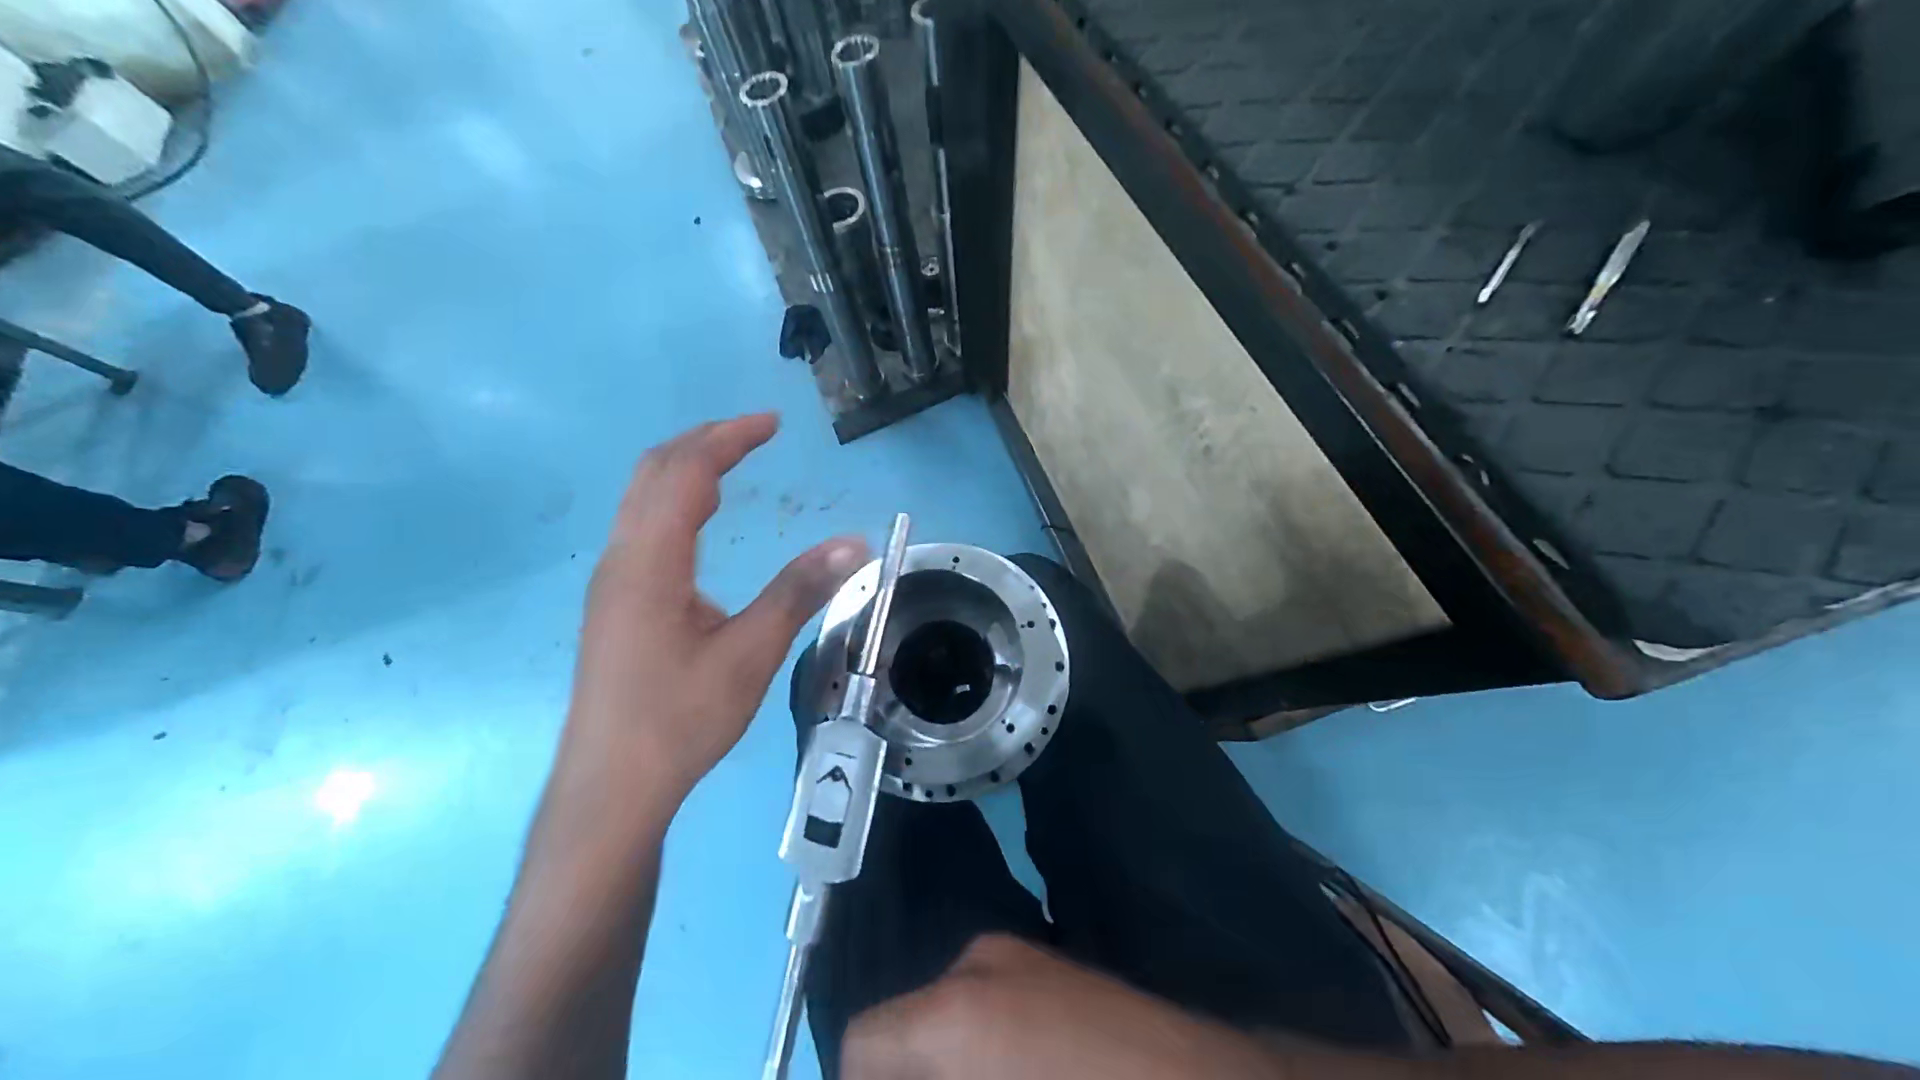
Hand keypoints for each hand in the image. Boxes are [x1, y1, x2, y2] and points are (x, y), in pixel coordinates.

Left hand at [556, 414, 867, 819]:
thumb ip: (799, 591)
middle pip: (654, 473)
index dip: (729, 439)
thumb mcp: (750, 654)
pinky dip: (677, 504)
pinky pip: (644, 529)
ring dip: (686, 471)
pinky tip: (703, 526)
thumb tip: (855, 542)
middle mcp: (622, 559)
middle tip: (753, 434)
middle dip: (704, 443)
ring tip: (733, 465)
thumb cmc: (680, 718)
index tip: (772, 424)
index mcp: (650, 561)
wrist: (612, 785)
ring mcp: (612, 582)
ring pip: (643, 501)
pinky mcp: (615, 605)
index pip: (685, 472)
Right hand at [843, 936, 1292, 1079]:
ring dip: (943, 1061)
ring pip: (944, 1014)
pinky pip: (985, 1005)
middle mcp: (978, 962)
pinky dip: (979, 1047)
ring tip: (979, 1079)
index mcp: (955, 1010)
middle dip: (907, 1072)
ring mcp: (1021, 955)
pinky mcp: (1052, 965)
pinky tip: (1017, 1070)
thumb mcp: (980, 1076)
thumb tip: (899, 1070)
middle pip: (903, 1028)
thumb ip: (928, 1074)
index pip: (862, 1042)